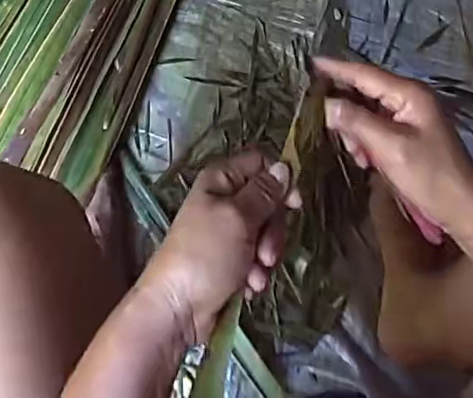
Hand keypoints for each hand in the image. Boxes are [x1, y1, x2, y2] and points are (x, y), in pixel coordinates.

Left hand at [136, 149, 300, 344]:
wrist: (178, 308)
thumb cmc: (206, 254)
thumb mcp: (238, 218)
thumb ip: (264, 193)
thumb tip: (283, 166)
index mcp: (221, 178)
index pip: (260, 163)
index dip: (280, 181)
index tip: (294, 205)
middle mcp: (225, 199)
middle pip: (268, 201)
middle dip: (273, 230)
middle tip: (266, 253)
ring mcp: (228, 230)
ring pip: (266, 233)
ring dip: (266, 257)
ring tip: (254, 275)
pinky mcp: (232, 258)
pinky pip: (257, 257)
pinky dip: (257, 272)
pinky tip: (248, 286)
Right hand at [314, 57, 472, 238]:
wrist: (466, 212)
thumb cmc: (431, 178)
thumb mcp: (390, 148)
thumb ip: (356, 122)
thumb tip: (326, 104)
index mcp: (409, 94)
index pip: (364, 74)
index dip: (335, 68)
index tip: (310, 62)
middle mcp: (409, 98)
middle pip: (365, 91)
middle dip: (345, 107)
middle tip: (324, 123)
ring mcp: (410, 117)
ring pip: (368, 111)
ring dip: (355, 129)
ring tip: (355, 153)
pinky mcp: (408, 135)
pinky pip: (377, 127)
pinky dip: (366, 140)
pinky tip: (365, 159)